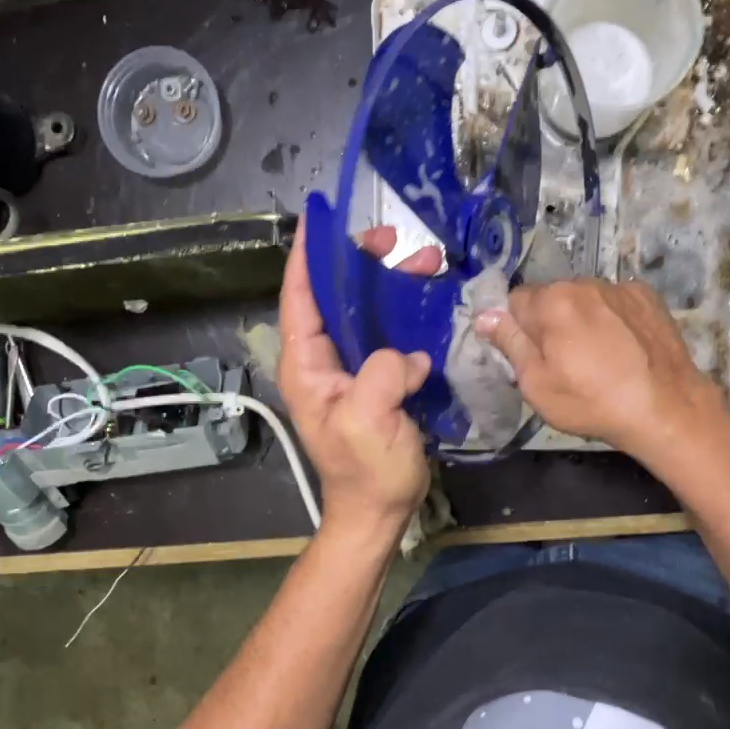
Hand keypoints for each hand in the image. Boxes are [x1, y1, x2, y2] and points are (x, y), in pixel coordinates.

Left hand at [277, 221, 435, 530]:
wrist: (380, 510)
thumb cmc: (366, 471)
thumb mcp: (367, 421)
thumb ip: (382, 375)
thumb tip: (409, 354)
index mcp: (307, 366)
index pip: (298, 298)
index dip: (306, 257)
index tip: (319, 218)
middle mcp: (322, 360)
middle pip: (333, 296)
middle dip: (359, 263)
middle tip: (391, 240)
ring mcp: (349, 370)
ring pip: (364, 312)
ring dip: (391, 285)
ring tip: (425, 261)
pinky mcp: (376, 380)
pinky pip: (388, 335)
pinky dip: (407, 313)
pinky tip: (431, 299)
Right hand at [474, 279, 729, 458]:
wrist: (665, 408)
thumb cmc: (591, 402)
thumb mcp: (537, 384)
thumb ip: (510, 344)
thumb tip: (485, 316)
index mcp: (551, 302)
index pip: (514, 301)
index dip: (516, 329)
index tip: (529, 356)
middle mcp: (583, 283)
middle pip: (551, 298)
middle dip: (550, 322)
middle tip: (564, 361)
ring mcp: (619, 287)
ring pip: (584, 299)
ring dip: (582, 319)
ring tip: (598, 356)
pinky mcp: (647, 297)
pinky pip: (614, 302)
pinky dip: (612, 318)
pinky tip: (623, 347)